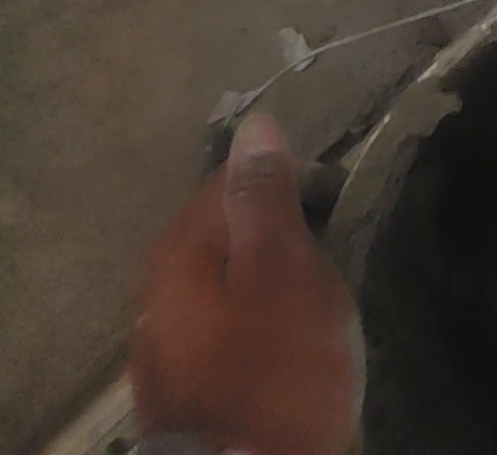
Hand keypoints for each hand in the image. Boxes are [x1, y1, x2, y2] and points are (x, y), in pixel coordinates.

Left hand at [131, 115, 363, 454]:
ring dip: (271, 257)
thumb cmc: (276, 362)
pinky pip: (232, 306)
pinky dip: (263, 297)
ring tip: (320, 265)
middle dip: (278, 214)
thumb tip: (255, 125)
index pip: (231, 177)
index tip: (334, 185)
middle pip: (227, 223)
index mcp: (182, 250)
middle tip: (335, 224)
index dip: (286, 172)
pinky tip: (292, 314)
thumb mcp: (284, 266)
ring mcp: (171, 334)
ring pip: (229, 266)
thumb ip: (266, 197)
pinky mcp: (192, 371)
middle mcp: (161, 285)